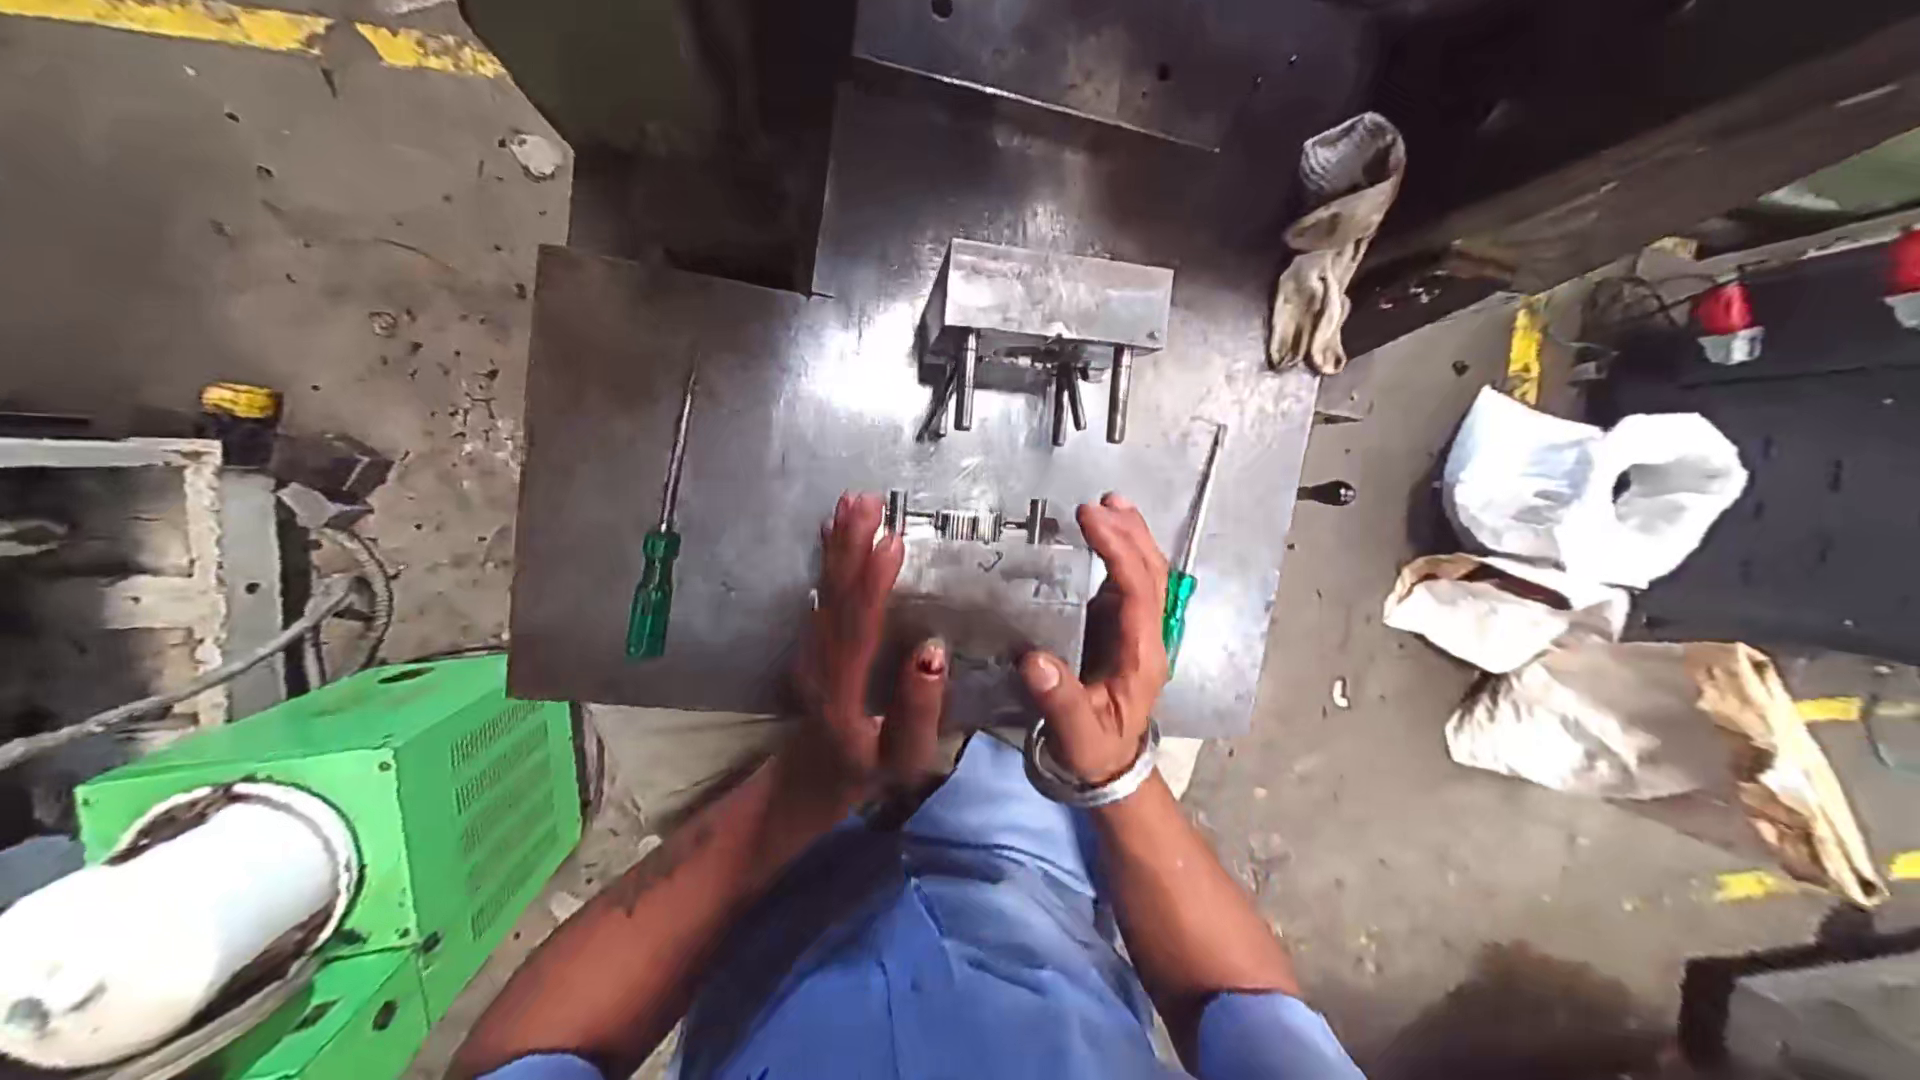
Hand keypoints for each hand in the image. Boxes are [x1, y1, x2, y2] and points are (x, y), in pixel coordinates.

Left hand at [784, 492, 948, 813]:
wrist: (810, 779)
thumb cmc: (868, 772)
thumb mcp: (905, 759)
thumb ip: (919, 710)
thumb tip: (932, 651)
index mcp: (843, 692)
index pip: (860, 629)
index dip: (873, 584)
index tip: (892, 541)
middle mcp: (820, 664)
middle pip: (836, 600)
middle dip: (850, 547)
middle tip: (865, 501)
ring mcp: (810, 652)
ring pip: (825, 592)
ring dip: (837, 546)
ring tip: (851, 504)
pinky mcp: (812, 642)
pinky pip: (822, 594)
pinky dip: (827, 560)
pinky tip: (831, 531)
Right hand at [1020, 493, 1170, 784]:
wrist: (1111, 764)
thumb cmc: (1095, 749)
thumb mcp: (1077, 735)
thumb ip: (1060, 701)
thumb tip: (1033, 659)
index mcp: (1141, 655)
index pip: (1139, 591)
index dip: (1119, 551)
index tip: (1090, 519)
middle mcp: (1147, 635)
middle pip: (1152, 573)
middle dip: (1130, 534)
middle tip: (1100, 504)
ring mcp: (1136, 629)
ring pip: (1146, 573)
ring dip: (1131, 536)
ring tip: (1110, 504)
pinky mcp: (1120, 628)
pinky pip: (1127, 581)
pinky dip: (1120, 551)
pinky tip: (1103, 533)